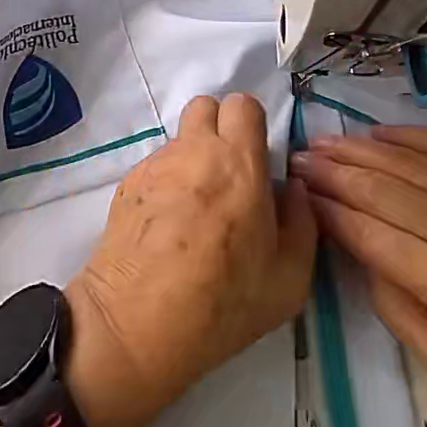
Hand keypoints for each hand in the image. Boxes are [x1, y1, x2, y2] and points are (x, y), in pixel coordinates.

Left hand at [64, 94, 319, 426]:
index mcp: (238, 164)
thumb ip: (301, 220)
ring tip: (196, 209)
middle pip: (205, 108)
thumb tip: (291, 188)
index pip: (242, 105)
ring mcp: (153, 166)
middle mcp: (192, 152)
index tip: (257, 158)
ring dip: (192, 158)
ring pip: (178, 140)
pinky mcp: (125, 184)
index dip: (252, 126)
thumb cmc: (223, 302)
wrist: (137, 321)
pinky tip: (167, 224)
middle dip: (220, 129)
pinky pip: (154, 166)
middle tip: (229, 173)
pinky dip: (166, 181)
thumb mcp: (290, 277)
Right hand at [291, 125, 426, 426]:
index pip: (364, 229)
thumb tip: (359, 251)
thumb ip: (390, 302)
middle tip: (293, 159)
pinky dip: (406, 139)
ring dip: (356, 150)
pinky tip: (375, 134)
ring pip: (405, 164)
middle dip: (329, 171)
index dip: (323, 208)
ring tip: (319, 143)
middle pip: (378, 187)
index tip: (291, 193)